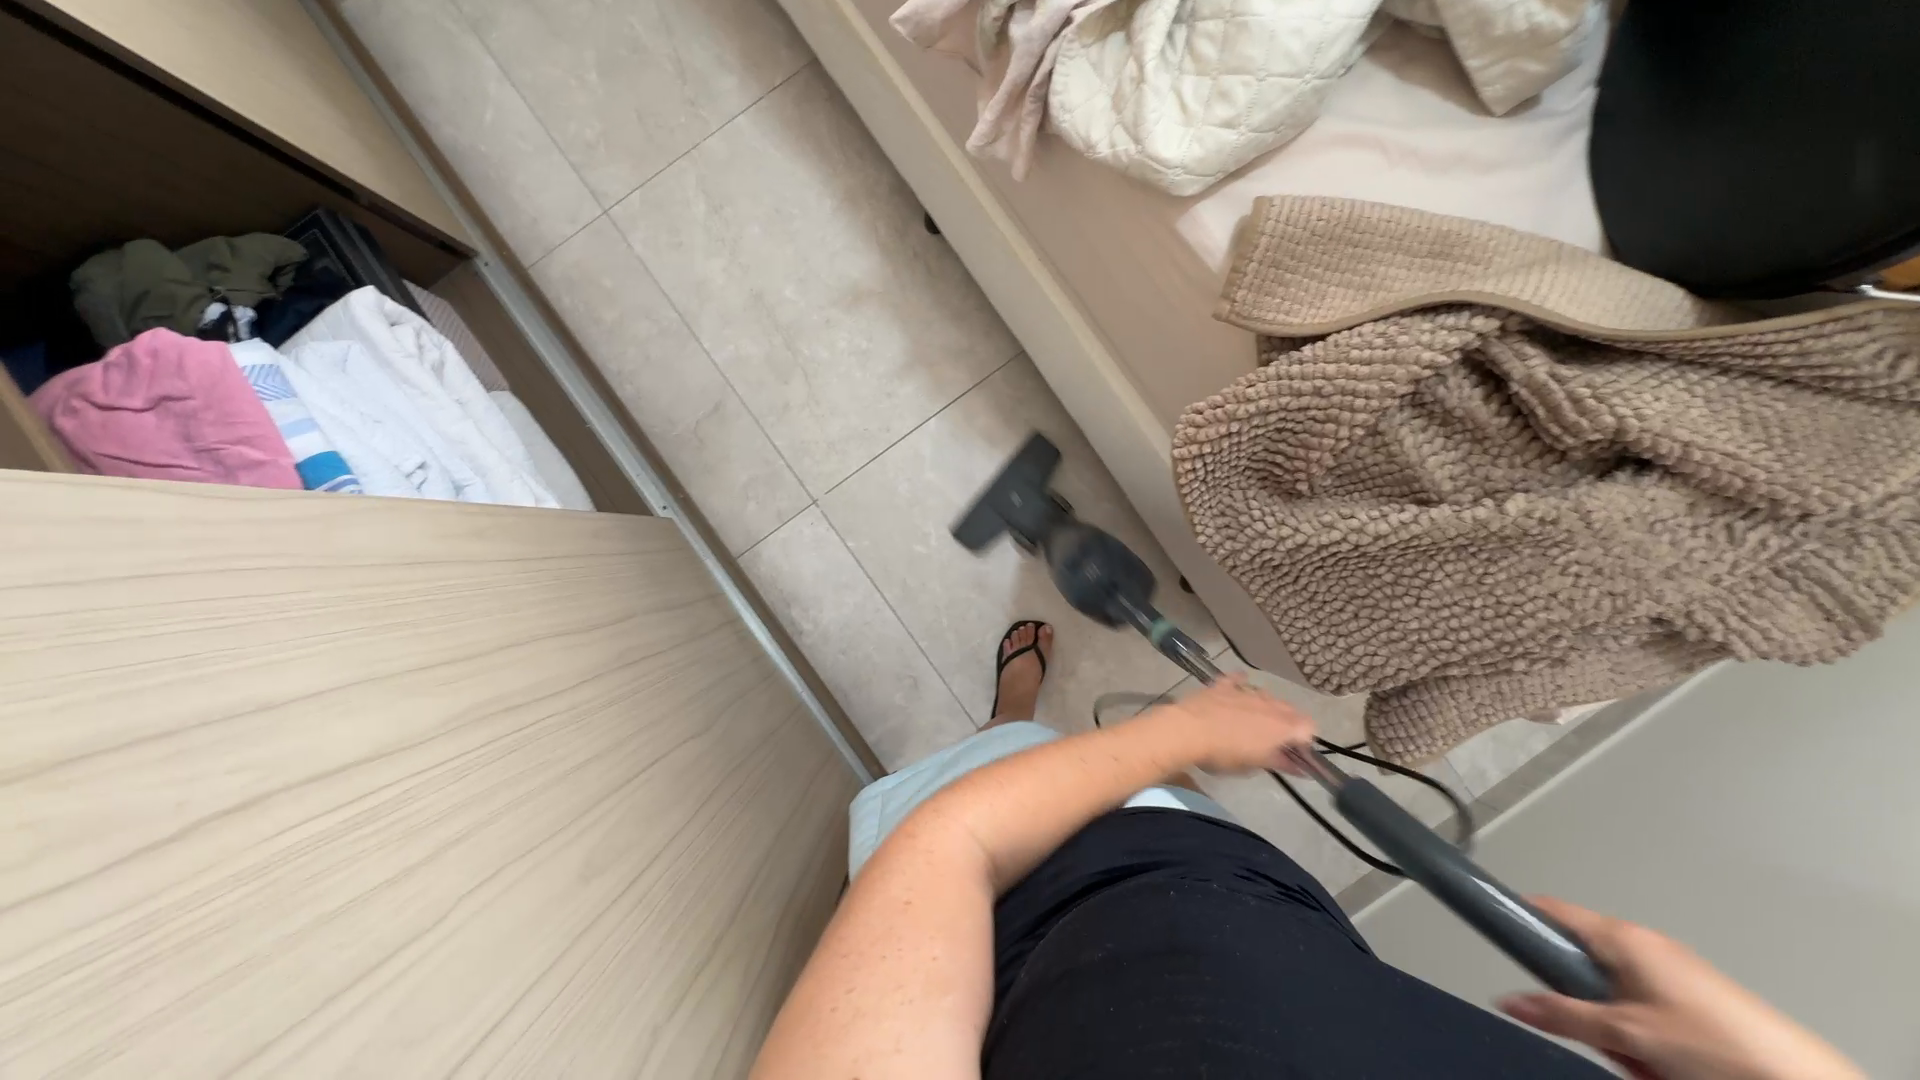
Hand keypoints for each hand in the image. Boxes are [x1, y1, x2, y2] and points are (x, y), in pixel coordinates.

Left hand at [1143, 674, 1316, 774]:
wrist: (1188, 730)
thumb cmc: (1224, 753)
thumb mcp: (1255, 765)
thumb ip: (1281, 763)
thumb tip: (1301, 768)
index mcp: (1283, 725)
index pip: (1309, 728)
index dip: (1303, 742)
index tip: (1291, 754)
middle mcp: (1270, 703)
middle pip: (1290, 710)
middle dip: (1287, 725)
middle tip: (1272, 742)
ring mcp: (1246, 691)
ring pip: (1266, 696)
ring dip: (1265, 708)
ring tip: (1251, 723)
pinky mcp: (1224, 684)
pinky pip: (1238, 680)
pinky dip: (1241, 684)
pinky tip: (1239, 687)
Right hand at [1499, 898, 1863, 1079]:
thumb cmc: (1717, 1048)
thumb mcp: (1627, 1034)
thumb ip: (1563, 1016)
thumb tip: (1508, 1001)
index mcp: (1622, 937)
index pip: (1548, 909)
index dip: (1516, 917)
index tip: (1494, 935)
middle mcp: (1643, 945)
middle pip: (1577, 959)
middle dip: (1576, 1000)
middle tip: (1594, 1033)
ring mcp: (1670, 971)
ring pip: (1608, 992)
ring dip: (1610, 1026)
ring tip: (1639, 1059)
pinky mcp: (1692, 999)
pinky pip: (1639, 1008)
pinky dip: (1639, 1036)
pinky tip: (1662, 1065)